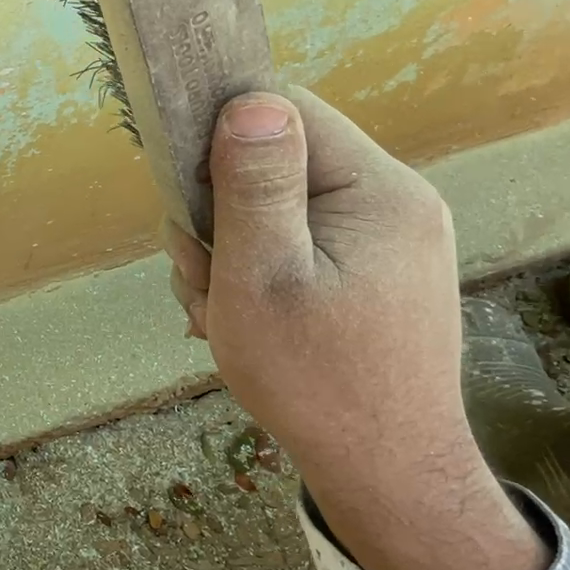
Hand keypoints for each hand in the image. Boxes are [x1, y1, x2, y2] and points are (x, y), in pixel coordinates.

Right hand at [163, 89, 547, 569]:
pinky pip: (280, 237)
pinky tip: (233, 313)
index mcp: (377, 191)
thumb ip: (255, 185)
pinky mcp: (359, 265)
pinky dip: (242, 268)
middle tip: (204, 271)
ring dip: (220, 247)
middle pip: (268, 159)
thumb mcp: (262, 274)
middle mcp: (388, 200)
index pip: (286, 109)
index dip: (220, 131)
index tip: (182, 184)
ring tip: (218, 305)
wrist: (378, 468)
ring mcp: (375, 235)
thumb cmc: (311, 374)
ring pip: (262, 203)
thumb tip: (249, 101)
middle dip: (214, 208)